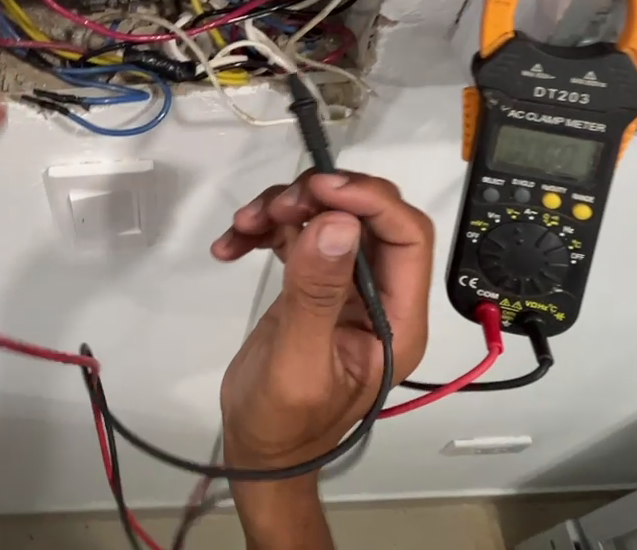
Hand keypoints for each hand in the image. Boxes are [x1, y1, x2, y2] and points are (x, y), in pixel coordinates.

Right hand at [210, 171, 433, 467]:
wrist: (258, 447)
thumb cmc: (284, 422)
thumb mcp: (298, 362)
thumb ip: (317, 294)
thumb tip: (337, 223)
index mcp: (396, 319)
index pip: (407, 237)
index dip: (369, 200)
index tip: (317, 188)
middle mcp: (378, 295)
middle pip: (365, 215)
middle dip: (318, 198)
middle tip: (274, 207)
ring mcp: (344, 285)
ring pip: (327, 215)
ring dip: (283, 209)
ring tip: (244, 225)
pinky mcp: (311, 280)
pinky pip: (295, 233)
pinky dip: (261, 229)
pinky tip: (230, 246)